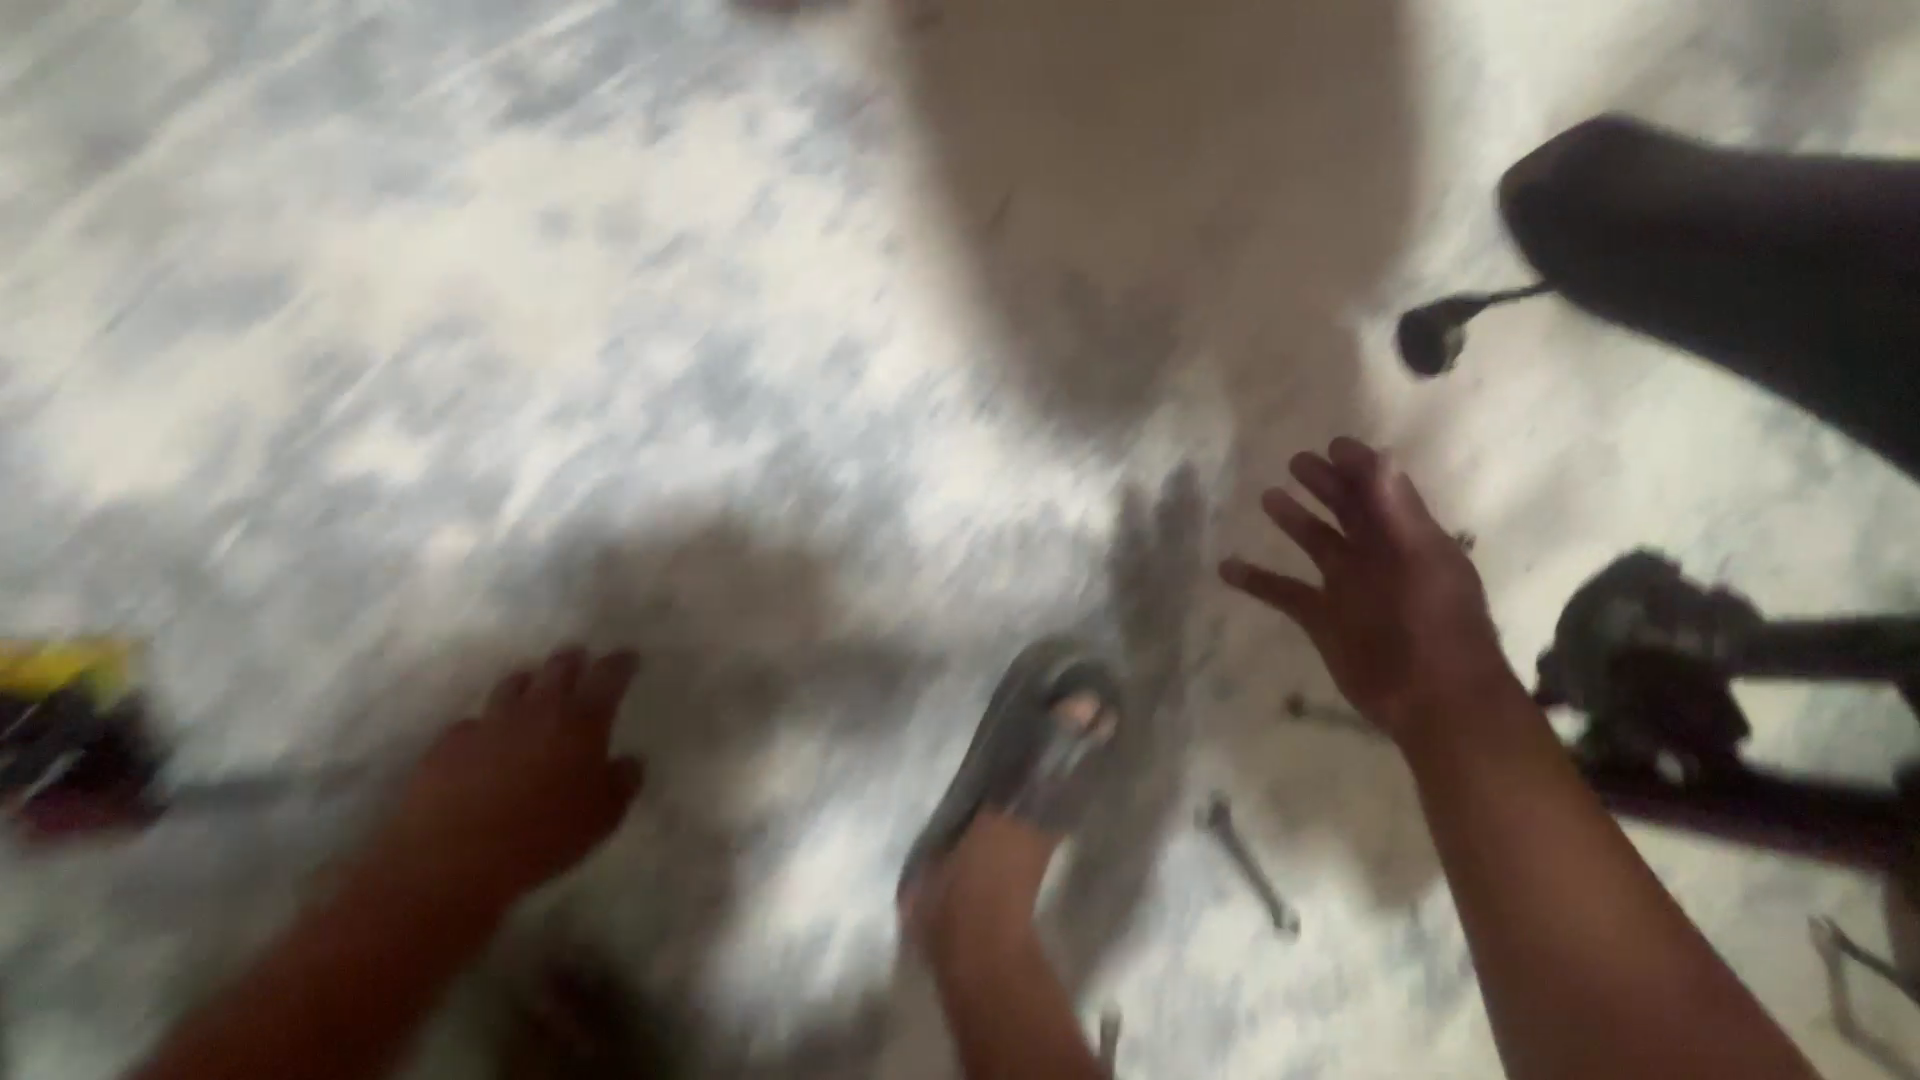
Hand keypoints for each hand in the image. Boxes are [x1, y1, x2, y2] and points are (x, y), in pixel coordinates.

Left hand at [356, 648, 643, 914]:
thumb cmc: (543, 838)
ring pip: (512, 685)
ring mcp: (488, 723)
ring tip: (533, 690)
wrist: (449, 860)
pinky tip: (487, 742)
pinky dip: (487, 724)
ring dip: (529, 683)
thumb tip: (628, 761)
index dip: (620, 663)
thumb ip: (623, 783)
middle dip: (573, 660)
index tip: (627, 657)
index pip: (608, 676)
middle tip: (580, 661)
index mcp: (582, 723)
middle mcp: (537, 710)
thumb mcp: (603, 818)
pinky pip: (474, 722)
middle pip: (557, 668)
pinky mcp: (448, 744)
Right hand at [1219, 438, 1513, 741]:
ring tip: (1267, 496)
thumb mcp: (1419, 561)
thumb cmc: (1434, 625)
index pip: (1382, 491)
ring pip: (1316, 545)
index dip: (1360, 466)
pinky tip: (1227, 567)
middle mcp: (1377, 558)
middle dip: (1325, 484)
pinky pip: (1285, 593)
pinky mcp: (1323, 621)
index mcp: (1407, 539)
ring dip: (1294, 521)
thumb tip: (1379, 458)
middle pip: (1347, 511)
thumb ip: (1396, 511)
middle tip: (1296, 461)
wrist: (1432, 700)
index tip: (1331, 444)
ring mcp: (1348, 590)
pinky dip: (1257, 581)